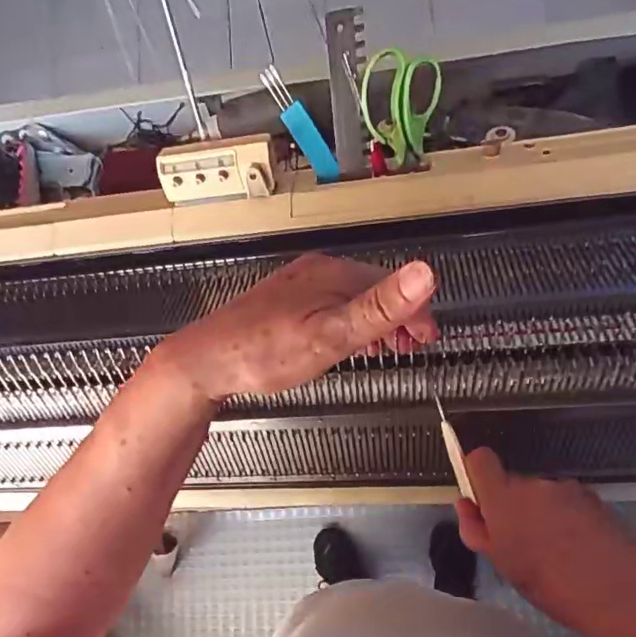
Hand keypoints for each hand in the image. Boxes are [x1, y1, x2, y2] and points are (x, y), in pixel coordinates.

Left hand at [148, 253, 438, 402]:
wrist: (206, 363)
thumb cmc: (261, 353)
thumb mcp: (330, 335)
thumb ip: (380, 308)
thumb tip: (423, 275)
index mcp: (333, 276)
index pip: (393, 285)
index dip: (417, 314)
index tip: (429, 338)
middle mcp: (316, 273)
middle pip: (374, 289)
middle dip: (400, 318)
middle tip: (413, 345)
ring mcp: (299, 287)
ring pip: (353, 298)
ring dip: (377, 321)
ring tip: (388, 347)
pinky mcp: (287, 303)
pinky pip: (331, 306)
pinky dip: (350, 322)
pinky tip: (346, 341)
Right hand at [455, 446, 635, 636]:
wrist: (621, 593)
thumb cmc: (550, 584)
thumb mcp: (502, 563)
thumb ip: (478, 530)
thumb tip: (466, 505)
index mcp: (505, 497)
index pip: (479, 459)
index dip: (475, 475)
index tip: (480, 502)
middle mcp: (535, 484)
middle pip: (513, 484)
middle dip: (512, 508)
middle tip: (520, 547)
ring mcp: (568, 489)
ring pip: (542, 497)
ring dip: (541, 516)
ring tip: (554, 556)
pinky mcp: (595, 499)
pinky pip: (568, 504)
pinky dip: (567, 521)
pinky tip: (578, 553)